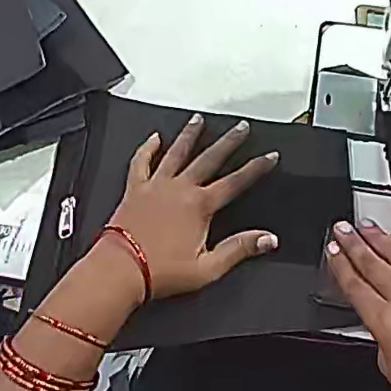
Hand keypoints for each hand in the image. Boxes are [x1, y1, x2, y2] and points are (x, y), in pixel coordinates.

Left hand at [101, 115, 279, 298]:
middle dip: (229, 141)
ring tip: (199, 119)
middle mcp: (179, 189)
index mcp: (199, 206)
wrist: (121, 269)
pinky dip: (148, 147)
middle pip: (209, 158)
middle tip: (241, 127)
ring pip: (177, 152)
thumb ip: (239, 249)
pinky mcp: (135, 189)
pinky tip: (155, 138)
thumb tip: (267, 239)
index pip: (235, 182)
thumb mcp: (208, 268)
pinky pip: (142, 161)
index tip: (269, 156)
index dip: (256, 168)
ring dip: (190, 134)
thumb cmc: (160, 271)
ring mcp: (156, 186)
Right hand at [325, 219, 390, 390]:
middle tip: (342, 228)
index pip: (355, 284)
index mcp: (386, 324)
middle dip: (353, 242)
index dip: (339, 264)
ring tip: (365, 226)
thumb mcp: (389, 367)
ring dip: (379, 237)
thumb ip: (379, 333)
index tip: (331, 251)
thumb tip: (377, 315)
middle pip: (373, 262)